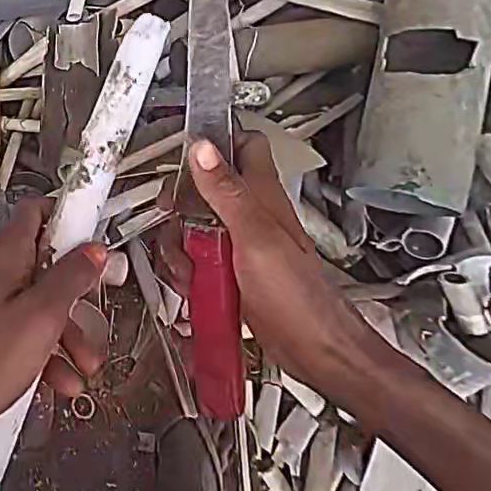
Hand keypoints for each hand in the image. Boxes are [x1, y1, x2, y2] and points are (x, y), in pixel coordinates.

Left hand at [0, 198, 107, 490]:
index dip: (67, 217)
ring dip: (68, 333)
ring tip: (84, 364)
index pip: (35, 214)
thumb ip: (69, 279)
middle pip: (45, 267)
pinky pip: (25, 338)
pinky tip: (60, 382)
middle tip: (96, 311)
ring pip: (39, 307)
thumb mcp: (40, 317)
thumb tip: (94, 250)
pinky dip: (47, 356)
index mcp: (5, 260)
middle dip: (77, 292)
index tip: (96, 238)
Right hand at [173, 137, 419, 413]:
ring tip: (193, 267)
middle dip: (180, 209)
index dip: (215, 141)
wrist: (311, 350)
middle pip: (201, 192)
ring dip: (179, 248)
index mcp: (263, 196)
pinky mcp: (227, 273)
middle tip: (180, 226)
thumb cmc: (299, 298)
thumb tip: (203, 149)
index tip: (186, 151)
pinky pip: (193, 261)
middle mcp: (249, 216)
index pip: (242, 145)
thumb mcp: (255, 237)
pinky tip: (195, 286)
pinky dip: (185, 272)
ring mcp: (236, 246)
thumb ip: (226, 191)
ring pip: (191, 229)